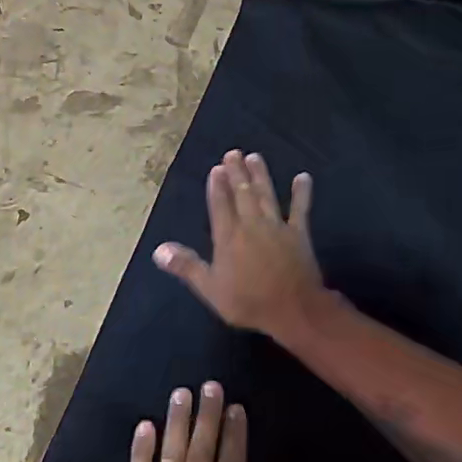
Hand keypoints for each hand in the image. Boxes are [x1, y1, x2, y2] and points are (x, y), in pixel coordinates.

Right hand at [154, 150, 325, 339]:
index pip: (220, 205)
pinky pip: (300, 209)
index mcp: (228, 237)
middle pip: (242, 194)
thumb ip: (186, 266)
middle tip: (234, 153)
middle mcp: (251, 225)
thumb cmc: (248, 302)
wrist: (293, 308)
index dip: (218, 186)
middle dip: (237, 173)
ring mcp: (277, 227)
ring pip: (266, 195)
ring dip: (260, 176)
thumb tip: (158, 250)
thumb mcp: (210, 288)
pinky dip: (301, 193)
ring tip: (255, 157)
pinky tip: (303, 177)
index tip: (217, 168)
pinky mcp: (299, 234)